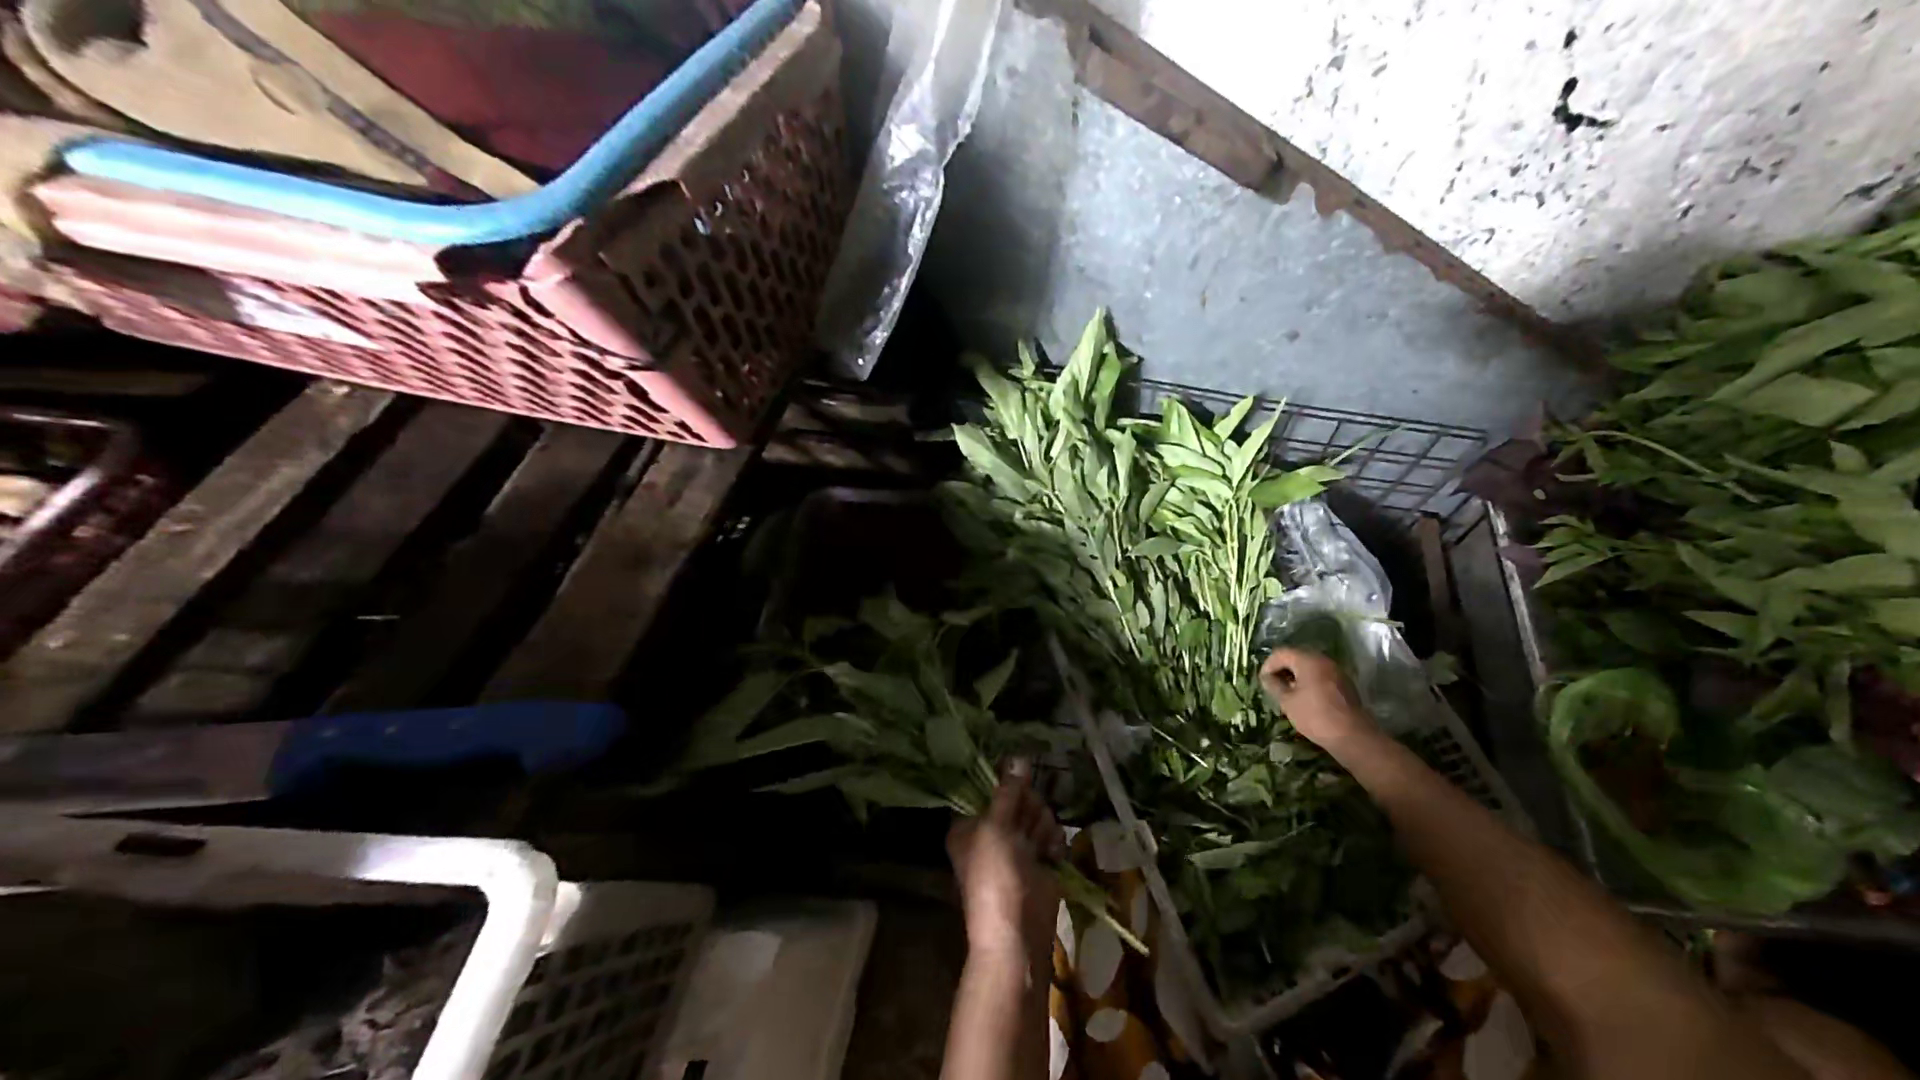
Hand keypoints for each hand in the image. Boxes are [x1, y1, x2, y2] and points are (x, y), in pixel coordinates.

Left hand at [947, 758, 1064, 959]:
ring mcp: (1017, 847)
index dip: (1006, 782)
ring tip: (1039, 847)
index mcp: (969, 823)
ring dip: (1043, 827)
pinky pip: (1052, 836)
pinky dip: (1054, 844)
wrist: (1018, 933)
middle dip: (1029, 808)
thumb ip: (1008, 792)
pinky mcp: (1039, 861)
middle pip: (1018, 798)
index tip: (1021, 775)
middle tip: (1026, 826)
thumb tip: (1018, 756)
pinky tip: (1052, 856)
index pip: (988, 788)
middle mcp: (991, 831)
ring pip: (1038, 815)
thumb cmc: (995, 876)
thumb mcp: (995, 827)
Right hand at [1260, 647, 1378, 749]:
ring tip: (1288, 692)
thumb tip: (1267, 678)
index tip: (1263, 681)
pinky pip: (1321, 675)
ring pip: (1310, 666)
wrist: (1352, 735)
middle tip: (1273, 685)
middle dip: (1282, 669)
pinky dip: (1309, 681)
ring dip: (1296, 675)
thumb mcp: (1287, 701)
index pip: (1281, 653)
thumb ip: (1274, 685)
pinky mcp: (1344, 683)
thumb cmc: (1315, 715)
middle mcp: (1324, 660)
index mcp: (1308, 660)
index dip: (1268, 665)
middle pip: (1296, 656)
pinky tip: (1305, 697)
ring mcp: (1336, 671)